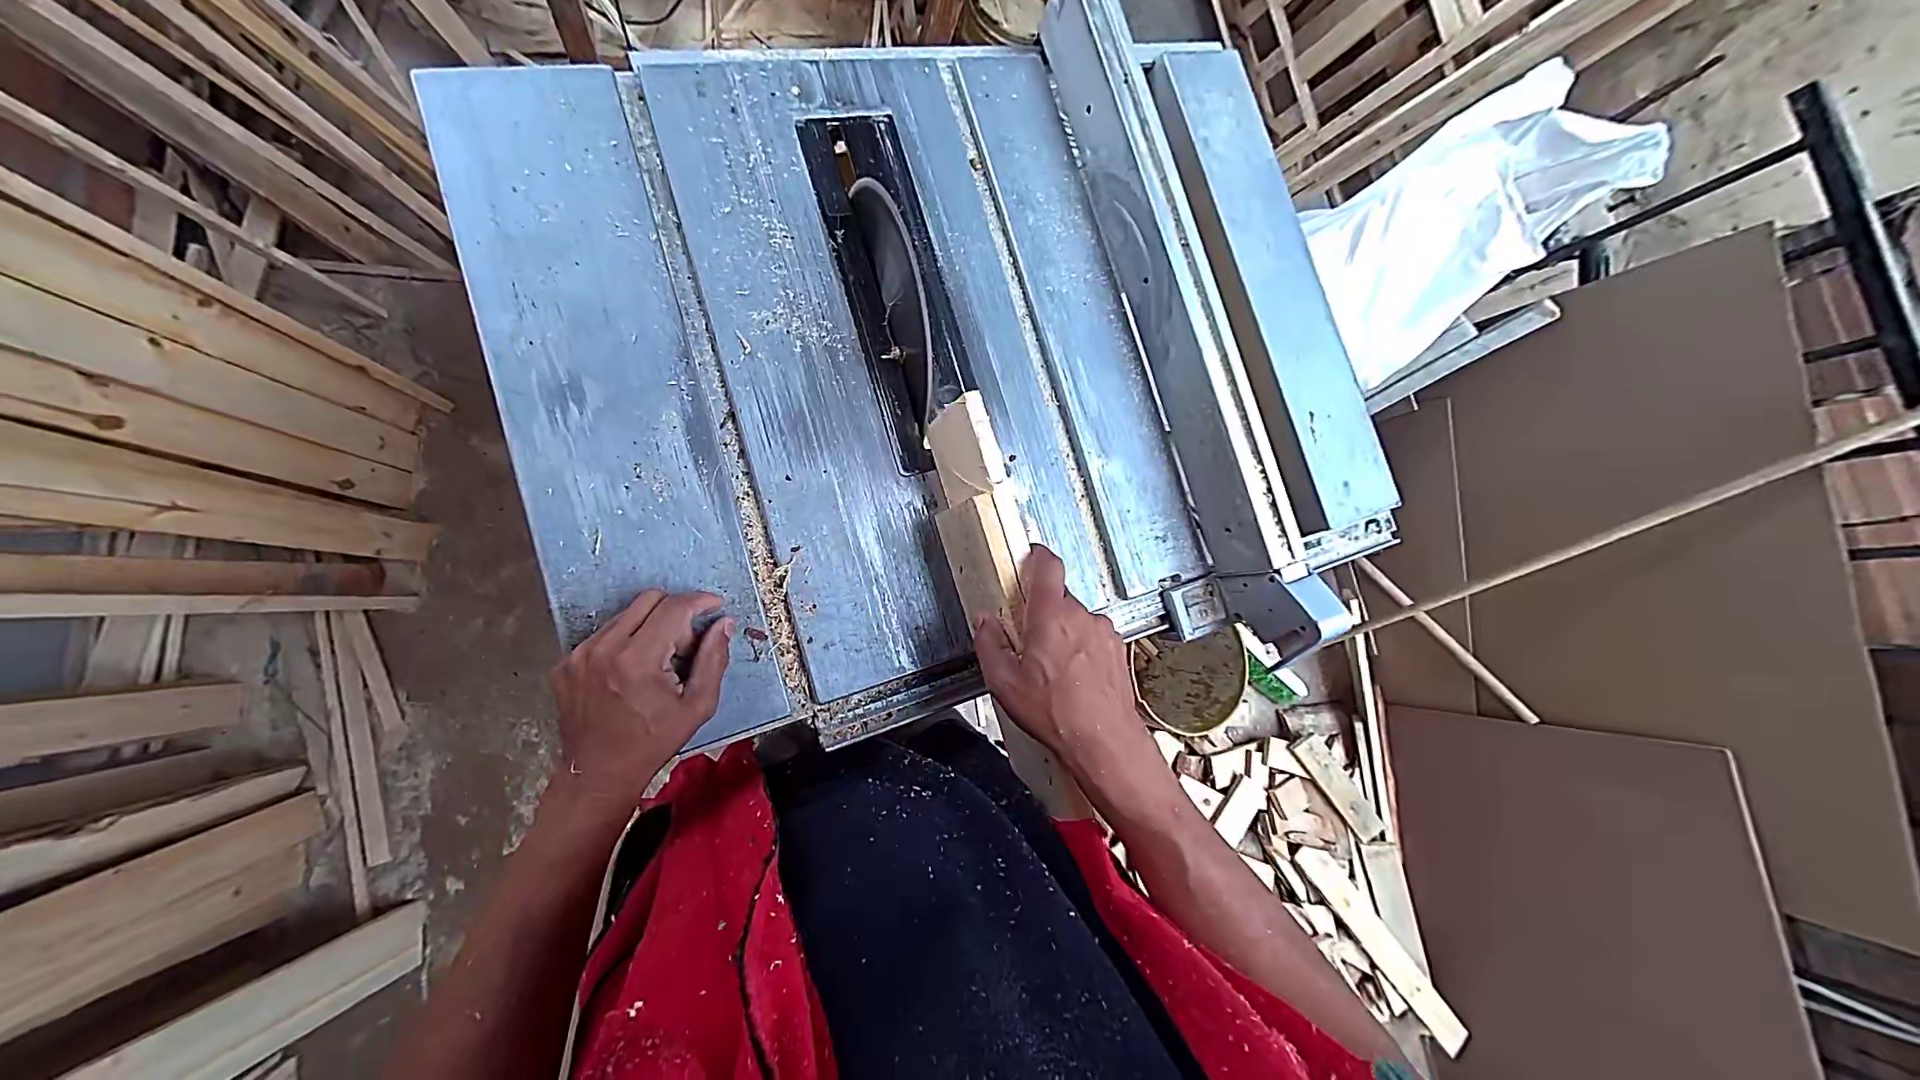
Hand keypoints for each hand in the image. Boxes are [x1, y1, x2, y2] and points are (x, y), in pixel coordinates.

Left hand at [548, 590, 732, 808]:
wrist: (598, 774)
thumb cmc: (652, 743)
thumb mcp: (698, 705)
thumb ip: (714, 659)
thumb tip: (723, 624)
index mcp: (637, 660)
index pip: (674, 608)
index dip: (700, 602)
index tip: (715, 606)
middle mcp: (603, 649)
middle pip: (650, 599)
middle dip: (676, 612)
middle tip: (686, 642)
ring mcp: (579, 655)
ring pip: (626, 614)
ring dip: (651, 626)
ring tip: (658, 661)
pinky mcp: (567, 663)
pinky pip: (605, 633)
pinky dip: (626, 640)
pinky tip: (633, 670)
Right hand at [973, 545, 1142, 772]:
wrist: (1103, 741)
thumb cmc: (1060, 715)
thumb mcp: (1004, 682)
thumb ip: (989, 643)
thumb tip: (985, 625)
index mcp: (1052, 616)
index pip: (1047, 565)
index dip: (1036, 556)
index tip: (1029, 557)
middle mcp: (1082, 617)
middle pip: (1058, 597)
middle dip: (1041, 612)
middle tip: (1027, 639)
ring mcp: (1103, 633)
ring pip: (1076, 620)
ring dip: (1062, 634)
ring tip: (1050, 669)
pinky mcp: (1116, 650)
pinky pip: (1092, 638)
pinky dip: (1080, 650)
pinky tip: (1070, 678)